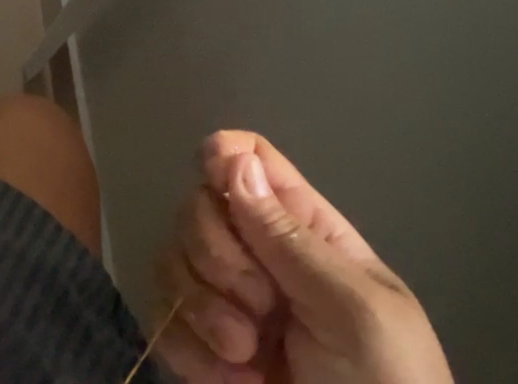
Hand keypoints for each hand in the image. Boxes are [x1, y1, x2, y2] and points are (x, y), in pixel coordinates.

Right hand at [154, 132, 451, 383]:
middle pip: (196, 205)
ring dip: (200, 310)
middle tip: (262, 309)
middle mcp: (254, 251)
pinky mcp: (197, 343)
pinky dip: (186, 348)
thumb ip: (292, 238)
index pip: (248, 157)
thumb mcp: (357, 311)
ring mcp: (223, 298)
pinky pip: (160, 316)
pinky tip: (229, 378)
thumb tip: (234, 159)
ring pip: (170, 258)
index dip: (224, 158)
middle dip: (217, 258)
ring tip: (246, 356)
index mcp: (303, 228)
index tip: (222, 193)